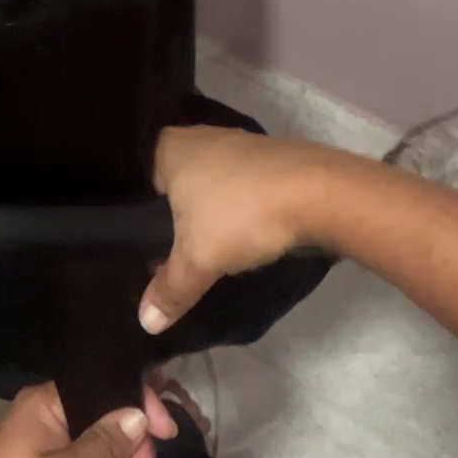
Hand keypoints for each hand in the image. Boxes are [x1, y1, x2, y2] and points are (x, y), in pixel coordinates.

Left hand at [0, 383, 178, 457]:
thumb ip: (104, 446)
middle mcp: (46, 417)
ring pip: (98, 452)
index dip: (137, 405)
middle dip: (132, 454)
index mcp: (46, 404)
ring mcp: (44, 449)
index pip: (101, 386)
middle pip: (104, 422)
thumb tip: (138, 413)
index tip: (168, 434)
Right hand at [139, 125, 357, 333]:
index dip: (139, 216)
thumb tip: (145, 322)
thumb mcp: (199, 258)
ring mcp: (234, 141)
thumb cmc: (241, 213)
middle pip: (175, 183)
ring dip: (210, 209)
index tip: (145, 246)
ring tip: (211, 244)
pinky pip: (239, 181)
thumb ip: (170, 288)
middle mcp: (196, 136)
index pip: (138, 183)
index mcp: (167, 148)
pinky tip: (246, 228)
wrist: (318, 192)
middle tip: (174, 251)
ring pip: (209, 181)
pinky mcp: (267, 154)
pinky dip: (239, 203)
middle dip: (176, 215)